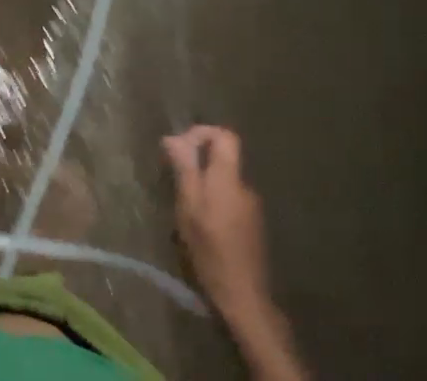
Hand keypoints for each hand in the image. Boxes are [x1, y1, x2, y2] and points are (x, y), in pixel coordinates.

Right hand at [164, 126, 269, 320]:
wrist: (243, 293)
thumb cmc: (210, 249)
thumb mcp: (189, 207)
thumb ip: (184, 170)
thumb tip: (173, 137)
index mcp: (228, 178)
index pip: (225, 136)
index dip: (202, 134)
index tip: (179, 148)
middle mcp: (244, 186)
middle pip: (223, 158)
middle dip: (197, 162)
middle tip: (173, 181)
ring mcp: (252, 206)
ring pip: (224, 180)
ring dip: (204, 184)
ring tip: (184, 208)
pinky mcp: (253, 223)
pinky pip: (230, 198)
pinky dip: (213, 201)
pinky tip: (201, 225)